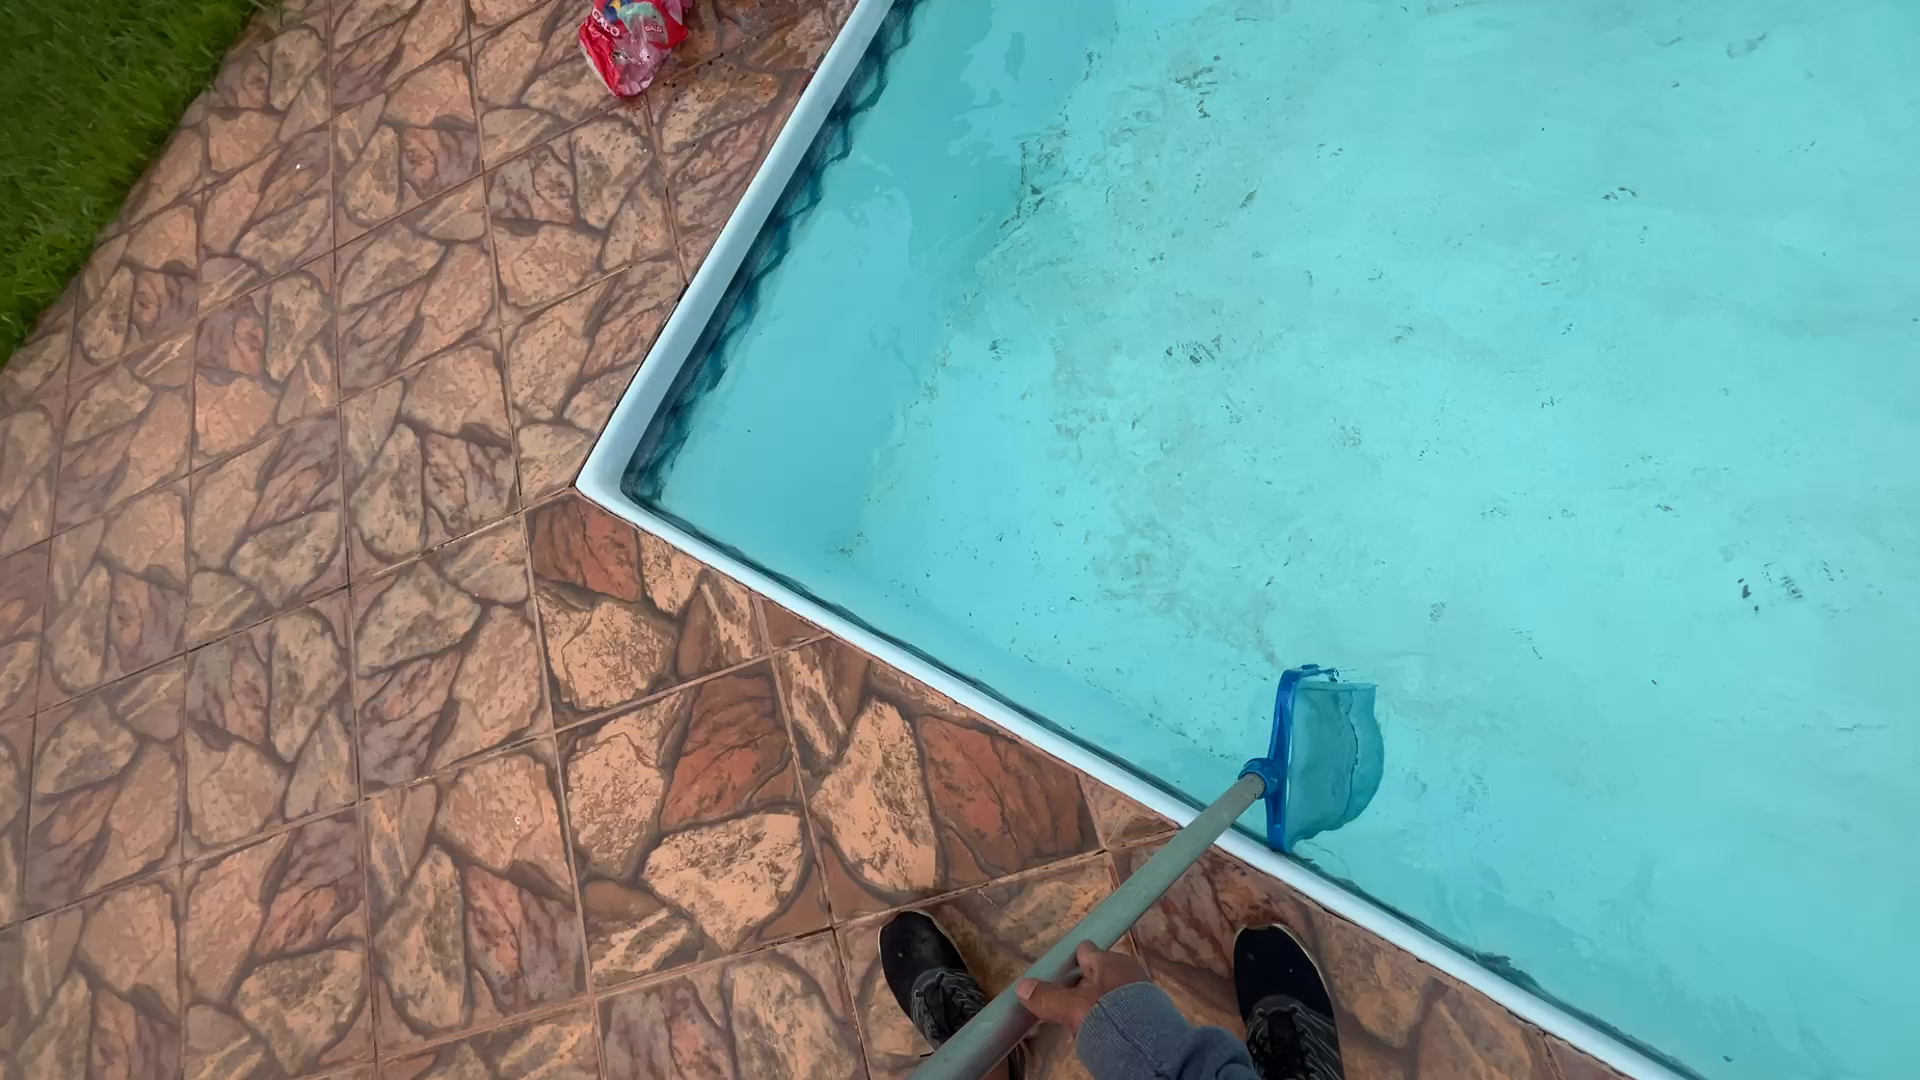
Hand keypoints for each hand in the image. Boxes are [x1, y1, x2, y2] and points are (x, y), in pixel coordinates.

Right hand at [1015, 941, 1152, 1034]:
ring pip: (1105, 998)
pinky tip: (1096, 1036)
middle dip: (1078, 989)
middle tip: (1061, 1005)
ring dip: (1091, 1009)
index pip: (1085, 951)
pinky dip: (1105, 1023)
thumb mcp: (1076, 1007)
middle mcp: (1126, 974)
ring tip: (1076, 1025)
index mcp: (1111, 961)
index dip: (1070, 960)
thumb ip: (1050, 998)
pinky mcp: (1145, 1020)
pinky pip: (1118, 1015)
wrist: (1156, 1054)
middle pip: (1094, 975)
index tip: (1054, 972)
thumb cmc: (1114, 1017)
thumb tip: (1022, 987)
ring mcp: (1138, 997)